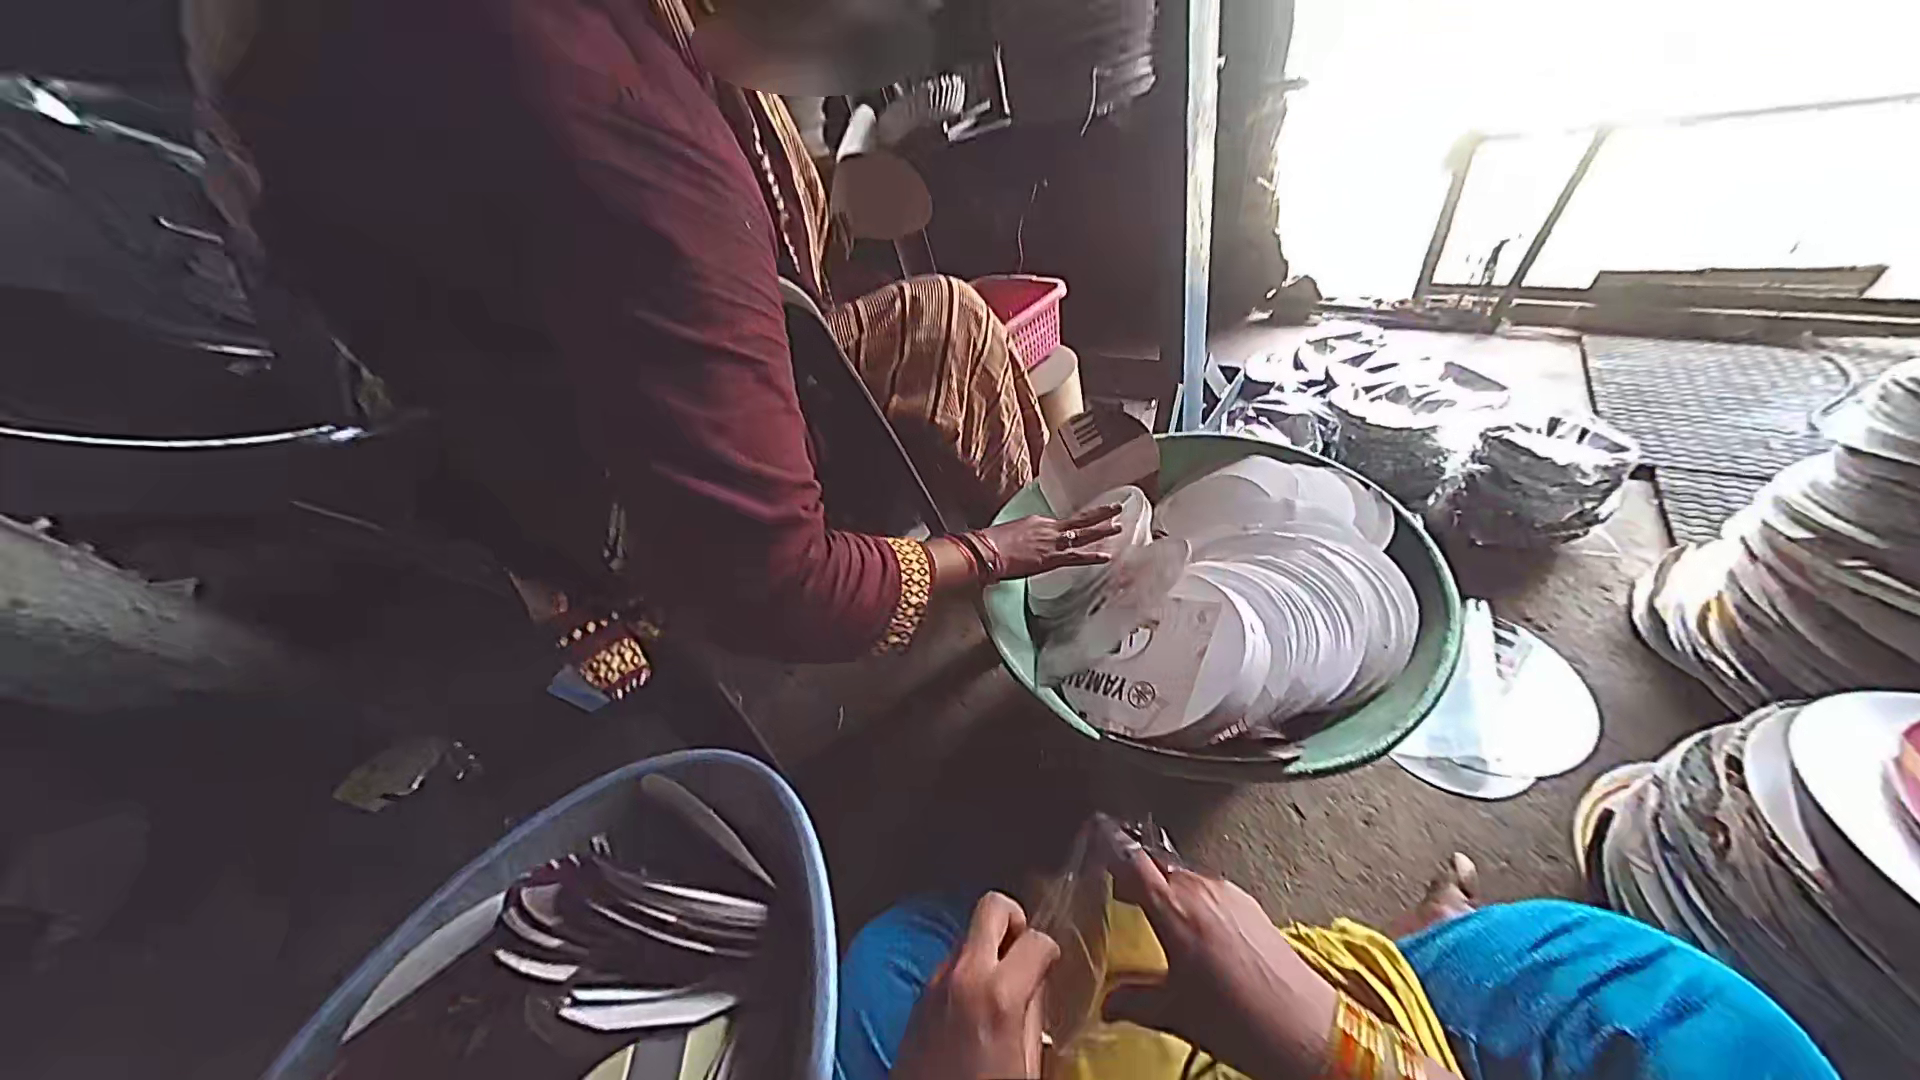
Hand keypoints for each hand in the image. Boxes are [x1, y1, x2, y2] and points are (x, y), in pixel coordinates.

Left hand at [891, 892, 1060, 1079]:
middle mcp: (964, 974)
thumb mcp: (1026, 1069)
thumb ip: (1033, 1016)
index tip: (1051, 963)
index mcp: (998, 995)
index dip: (1050, 950)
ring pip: (969, 932)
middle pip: (992, 906)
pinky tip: (976, 1004)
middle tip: (1023, 950)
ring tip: (1000, 985)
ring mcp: (937, 979)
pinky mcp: (920, 993)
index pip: (1035, 940)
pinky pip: (951, 960)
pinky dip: (968, 968)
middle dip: (1014, 919)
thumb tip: (1036, 983)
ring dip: (988, 946)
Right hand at [975, 503, 1125, 580]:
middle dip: (1100, 514)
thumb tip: (1019, 546)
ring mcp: (1052, 542)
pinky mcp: (1052, 558)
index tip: (1085, 521)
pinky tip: (1106, 557)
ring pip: (1084, 535)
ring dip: (1103, 531)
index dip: (1075, 524)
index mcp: (1037, 522)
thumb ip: (1021, 539)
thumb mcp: (1010, 535)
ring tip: (1119, 527)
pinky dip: (1093, 556)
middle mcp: (1048, 528)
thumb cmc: (991, 544)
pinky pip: (1077, 556)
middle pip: (1079, 520)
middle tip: (1117, 508)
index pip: (1061, 523)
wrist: (986, 550)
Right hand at [1098, 818, 1337, 1079]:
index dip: (1110, 845)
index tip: (1096, 837)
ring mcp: (1225, 893)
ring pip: (1181, 872)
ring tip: (1155, 909)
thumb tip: (1108, 1002)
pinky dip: (1190, 894)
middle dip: (1134, 869)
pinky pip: (1206, 885)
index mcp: (1173, 909)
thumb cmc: (1243, 1024)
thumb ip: (1134, 1001)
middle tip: (1120, 887)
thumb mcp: (1176, 1013)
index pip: (1131, 859)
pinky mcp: (1247, 902)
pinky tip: (1193, 924)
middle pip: (1154, 862)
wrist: (1310, 1032)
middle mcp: (1198, 890)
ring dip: (1163, 882)